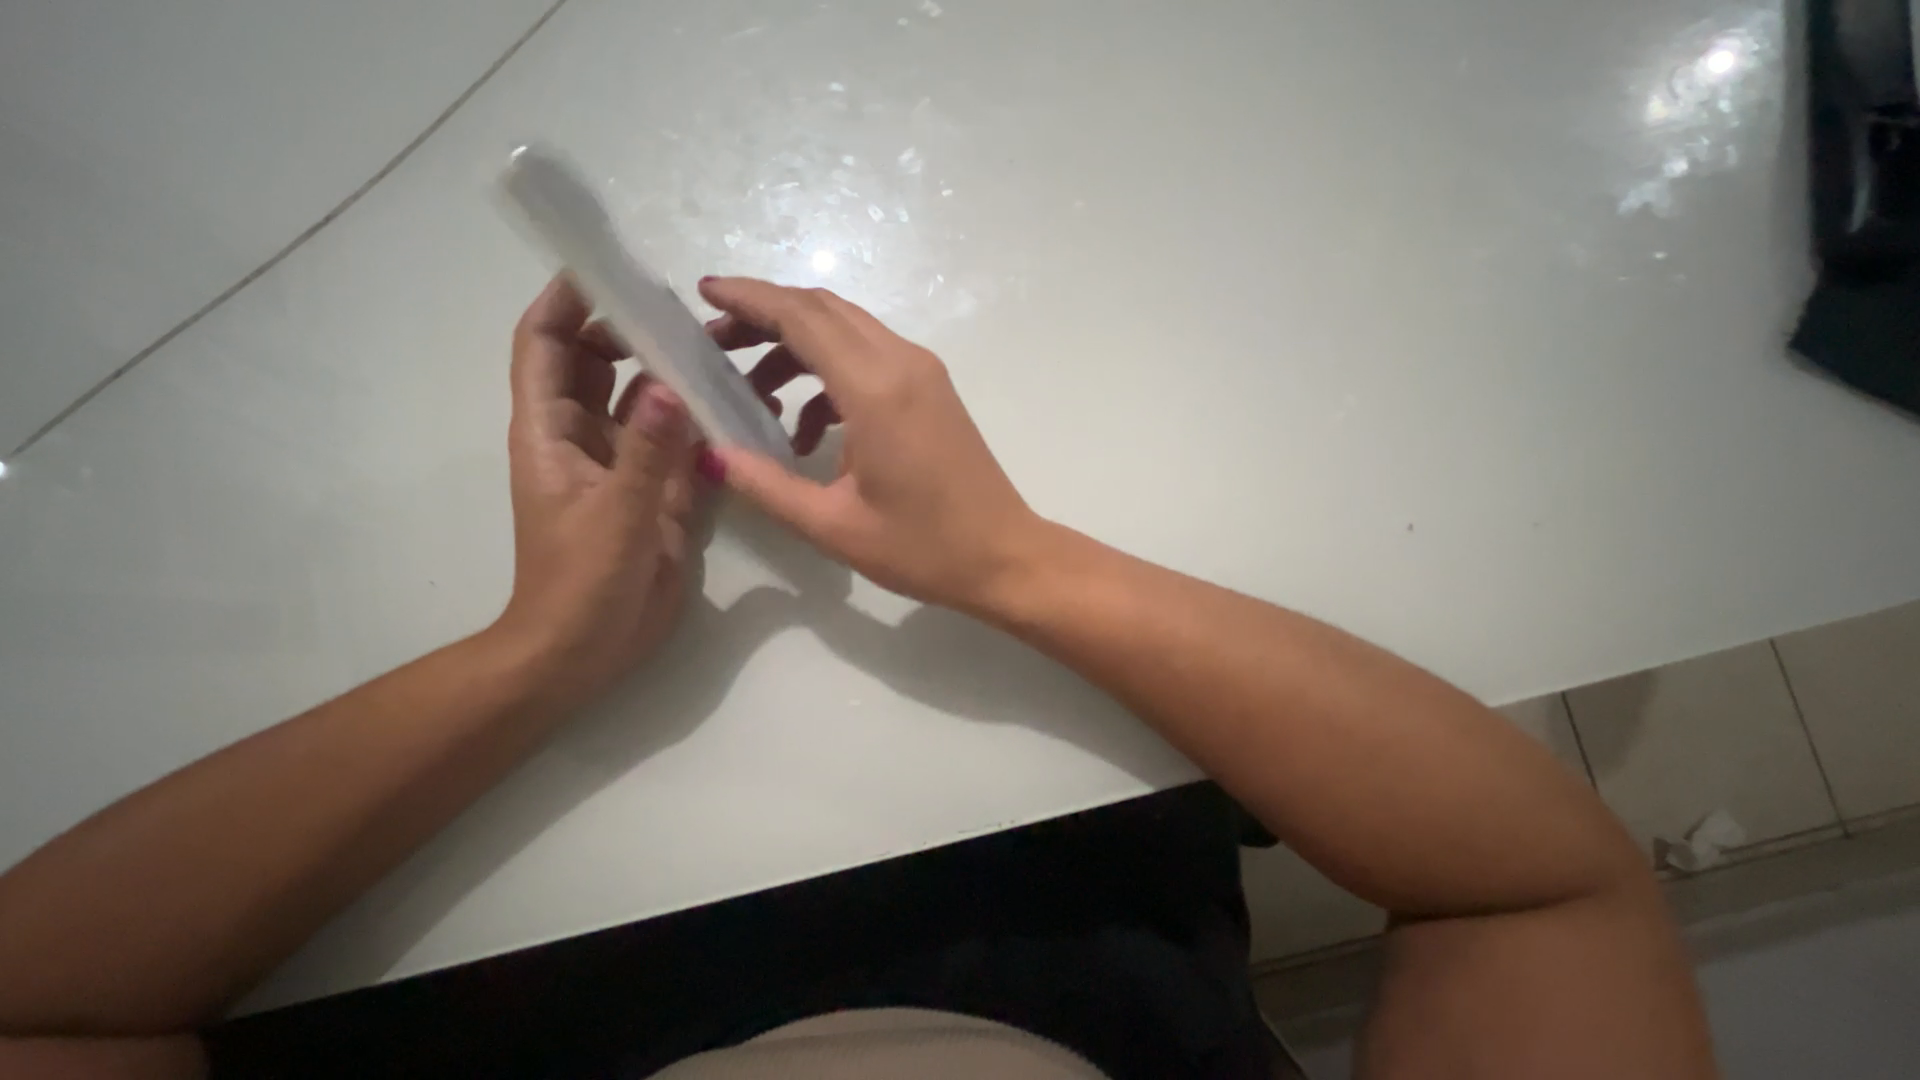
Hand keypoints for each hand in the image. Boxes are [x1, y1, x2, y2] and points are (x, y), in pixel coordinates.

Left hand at [495, 276, 697, 702]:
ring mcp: (620, 463)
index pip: (542, 346)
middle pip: (592, 361)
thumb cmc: (581, 583)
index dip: (562, 302)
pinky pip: (672, 440)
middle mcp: (582, 436)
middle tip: (680, 305)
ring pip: (637, 398)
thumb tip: (669, 382)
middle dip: (626, 327)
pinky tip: (728, 402)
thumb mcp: (615, 514)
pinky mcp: (653, 491)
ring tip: (711, 343)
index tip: (603, 268)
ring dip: (664, 371)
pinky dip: (692, 419)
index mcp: (551, 431)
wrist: (585, 651)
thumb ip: (648, 450)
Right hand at [697, 277, 1042, 611]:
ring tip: (748, 389)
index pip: (801, 317)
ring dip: (794, 347)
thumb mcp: (832, 526)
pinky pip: (869, 359)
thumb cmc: (923, 548)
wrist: (1003, 556)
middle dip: (764, 316)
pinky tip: (803, 431)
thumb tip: (712, 452)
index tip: (703, 293)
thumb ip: (766, 484)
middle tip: (713, 343)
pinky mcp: (931, 390)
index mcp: (877, 389)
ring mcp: (923, 373)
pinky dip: (828, 377)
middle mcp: (902, 363)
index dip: (748, 298)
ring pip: (846, 330)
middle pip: (823, 310)